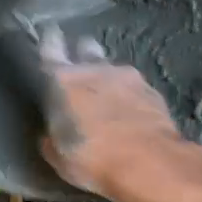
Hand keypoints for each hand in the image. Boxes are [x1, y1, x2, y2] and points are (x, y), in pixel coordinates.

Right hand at [38, 28, 201, 201]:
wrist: (150, 164)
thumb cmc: (93, 159)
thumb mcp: (58, 156)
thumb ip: (51, 137)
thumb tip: (51, 133)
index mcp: (63, 80)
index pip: (51, 47)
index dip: (49, 41)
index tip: (49, 37)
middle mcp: (95, 69)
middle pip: (85, 47)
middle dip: (81, 53)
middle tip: (78, 70)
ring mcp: (127, 77)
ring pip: (111, 68)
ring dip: (107, 79)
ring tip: (107, 99)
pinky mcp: (152, 90)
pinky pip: (134, 87)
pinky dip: (128, 96)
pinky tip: (129, 112)